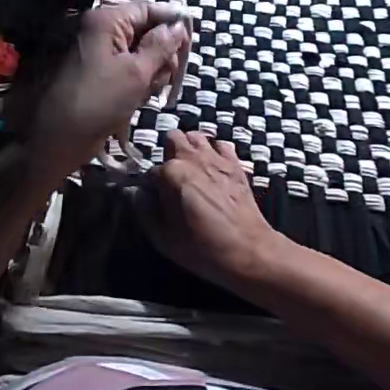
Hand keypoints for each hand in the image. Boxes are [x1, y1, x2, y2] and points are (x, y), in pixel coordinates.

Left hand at [21, 2, 189, 171]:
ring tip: (148, 91)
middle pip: (146, 30)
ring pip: (141, 52)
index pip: (148, 9)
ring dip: (152, 70)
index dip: (172, 23)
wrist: (60, 137)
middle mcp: (101, 30)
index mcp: (106, 21)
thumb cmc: (99, 101)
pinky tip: (140, 97)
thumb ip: (161, 45)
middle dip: (162, 52)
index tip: (189, 44)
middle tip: (166, 76)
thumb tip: (179, 25)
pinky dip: (140, 81)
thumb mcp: (137, 72)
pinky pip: (129, 68)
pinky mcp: (100, 73)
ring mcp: (100, 52)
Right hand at [140, 129, 285, 285]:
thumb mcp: (163, 239)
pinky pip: (221, 145)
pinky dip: (214, 152)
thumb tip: (140, 194)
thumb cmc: (203, 248)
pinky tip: (213, 168)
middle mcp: (192, 158)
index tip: (157, 201)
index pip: (150, 172)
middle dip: (169, 154)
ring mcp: (216, 158)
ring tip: (191, 169)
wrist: (249, 252)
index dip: (151, 187)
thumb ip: (145, 211)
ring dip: (190, 148)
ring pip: (196, 136)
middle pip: (172, 139)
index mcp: (171, 173)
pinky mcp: (236, 164)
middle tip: (172, 178)